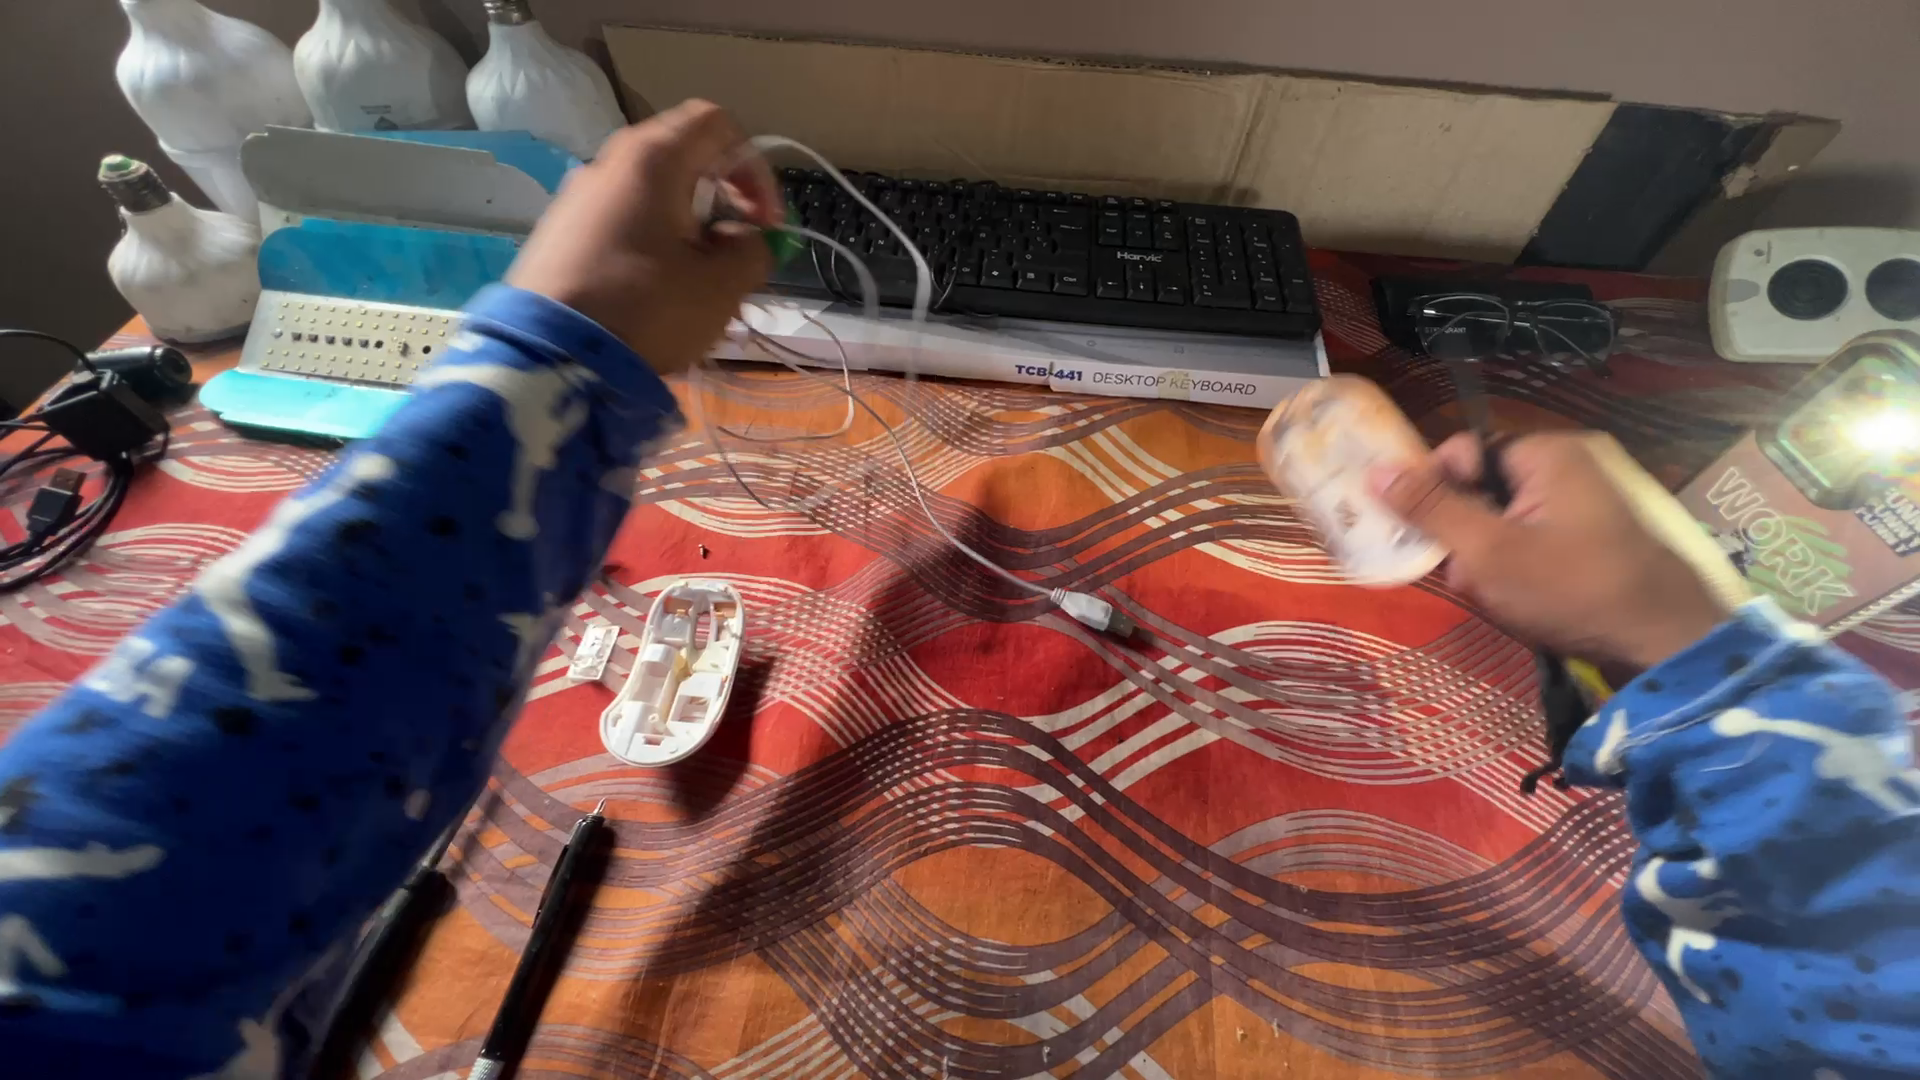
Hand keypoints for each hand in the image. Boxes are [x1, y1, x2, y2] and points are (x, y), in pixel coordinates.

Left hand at [506, 99, 779, 374]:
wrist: (555, 354)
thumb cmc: (649, 308)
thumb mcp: (722, 286)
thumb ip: (753, 252)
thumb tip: (747, 241)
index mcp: (654, 159)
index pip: (719, 125)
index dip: (756, 169)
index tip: (766, 224)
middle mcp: (611, 164)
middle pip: (686, 162)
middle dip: (725, 208)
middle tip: (738, 259)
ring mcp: (581, 199)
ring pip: (657, 200)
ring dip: (693, 236)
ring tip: (703, 289)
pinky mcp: (563, 235)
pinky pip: (627, 227)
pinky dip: (658, 250)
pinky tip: (662, 299)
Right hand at [1373, 431, 1750, 672]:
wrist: (1672, 645)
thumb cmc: (1572, 588)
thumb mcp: (1486, 549)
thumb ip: (1429, 507)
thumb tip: (1376, 470)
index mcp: (1548, 453)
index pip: (1460, 452)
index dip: (1432, 489)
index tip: (1424, 533)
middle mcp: (1570, 463)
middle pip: (1478, 485)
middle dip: (1459, 531)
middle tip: (1461, 572)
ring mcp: (1588, 498)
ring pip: (1500, 514)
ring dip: (1482, 553)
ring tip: (1491, 591)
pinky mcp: (1596, 531)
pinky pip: (1530, 533)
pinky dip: (1512, 561)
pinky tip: (1516, 594)